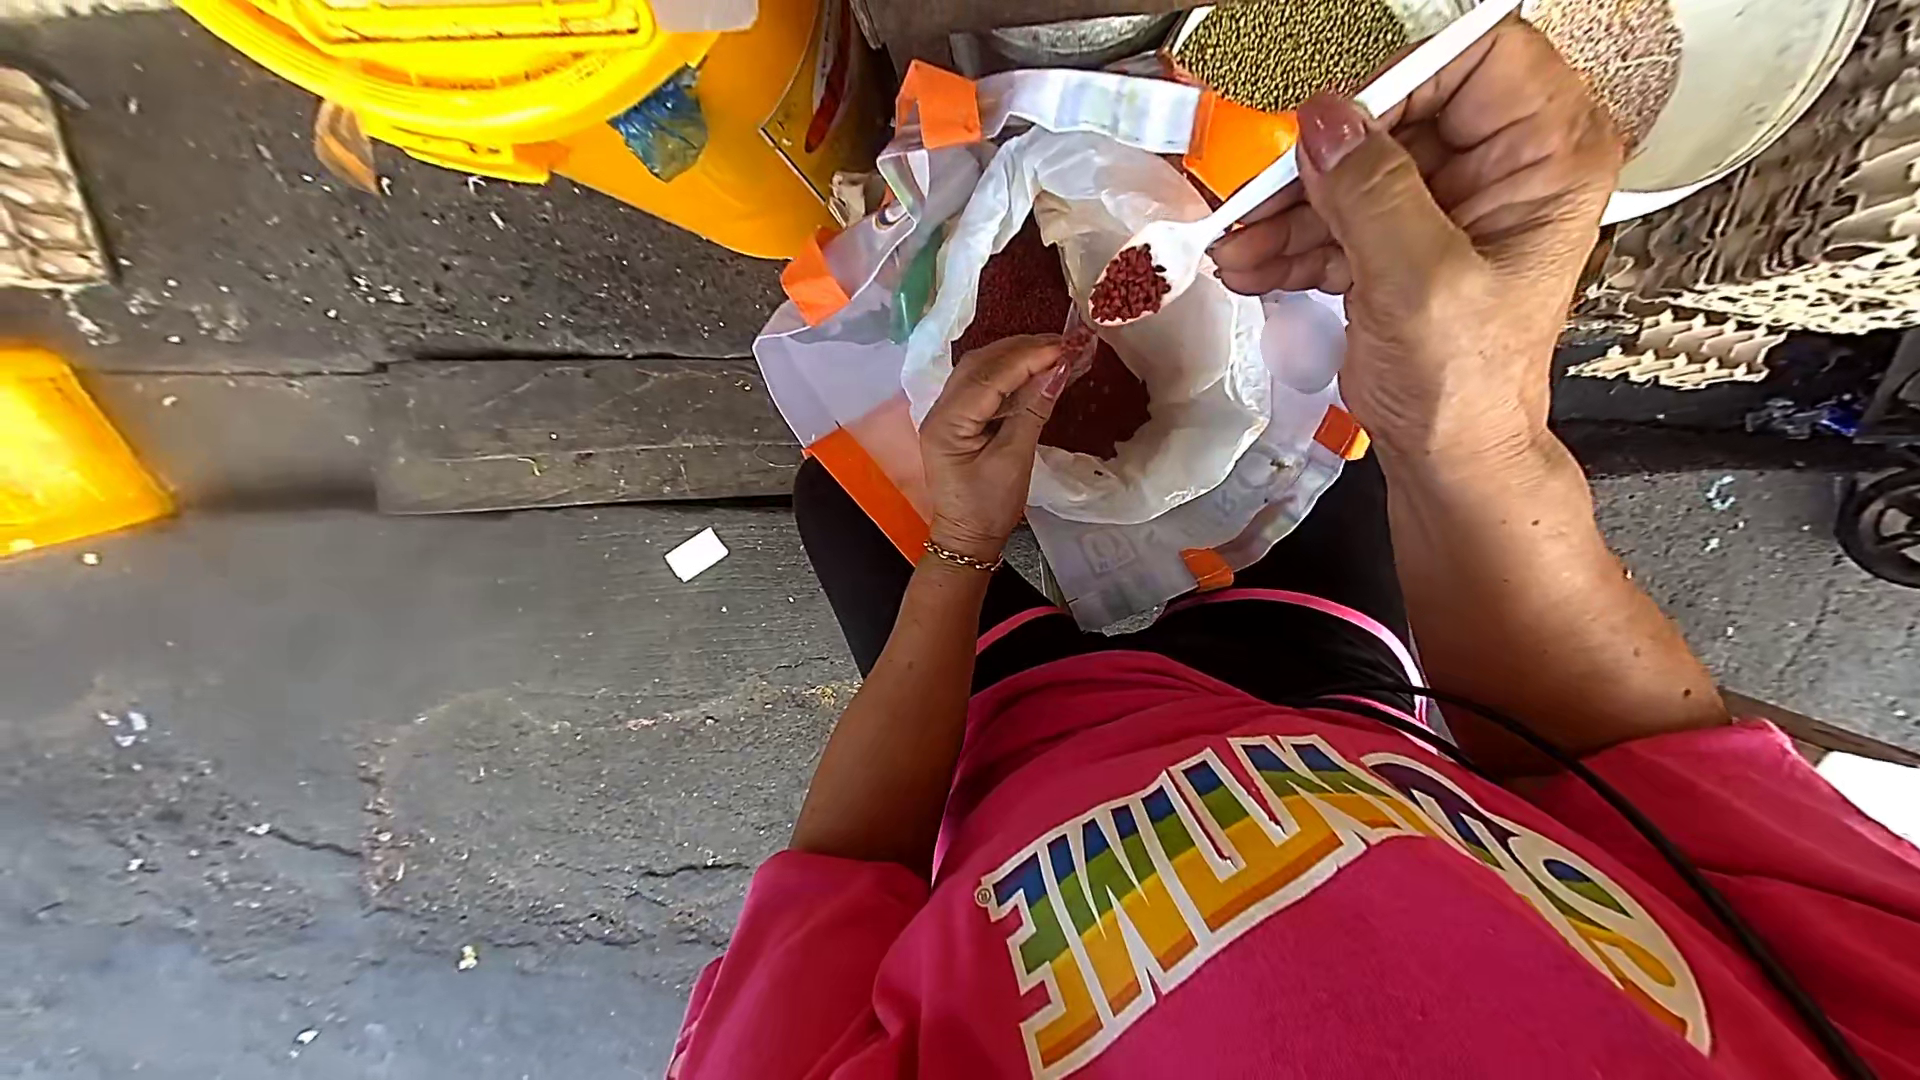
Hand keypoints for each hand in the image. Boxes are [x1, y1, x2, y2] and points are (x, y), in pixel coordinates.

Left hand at [920, 335, 1070, 561]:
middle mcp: (940, 409)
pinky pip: (981, 385)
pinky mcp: (957, 419)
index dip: (1028, 357)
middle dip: (1022, 349)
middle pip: (980, 364)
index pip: (989, 376)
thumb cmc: (989, 507)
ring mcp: (946, 412)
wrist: (967, 537)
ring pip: (979, 370)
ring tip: (1052, 350)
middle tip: (1063, 342)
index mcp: (948, 422)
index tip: (1065, 346)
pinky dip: (1008, 373)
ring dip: (1015, 356)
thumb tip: (1059, 370)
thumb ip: (1033, 411)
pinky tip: (1032, 369)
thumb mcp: (1015, 460)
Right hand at [1209, 20, 1620, 462]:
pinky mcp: (1393, 249)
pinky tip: (1251, 268)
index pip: (1476, 64)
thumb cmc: (1462, 382)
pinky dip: (1287, 249)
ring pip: (1348, 183)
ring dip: (1285, 219)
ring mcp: (1436, 213)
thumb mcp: (1419, 281)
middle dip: (1314, 173)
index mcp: (1542, 158)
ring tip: (1238, 249)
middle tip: (1254, 203)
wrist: (1440, 446)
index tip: (1323, 133)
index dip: (1394, 87)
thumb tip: (1325, 123)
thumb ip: (1372, 196)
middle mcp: (1494, 173)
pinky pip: (1332, 229)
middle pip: (1391, 130)